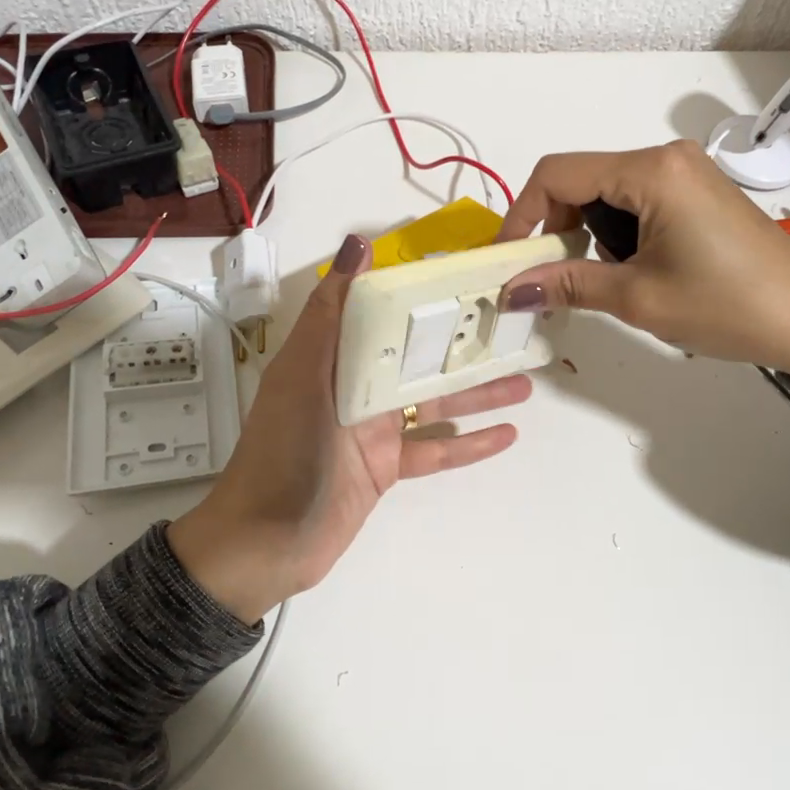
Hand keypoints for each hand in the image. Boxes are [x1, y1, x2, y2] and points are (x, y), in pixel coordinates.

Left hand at [168, 234, 532, 622]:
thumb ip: (332, 314)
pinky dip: (468, 443)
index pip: (383, 313)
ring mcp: (372, 429)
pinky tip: (506, 434)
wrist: (264, 544)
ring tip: (524, 380)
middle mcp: (354, 386)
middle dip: (463, 344)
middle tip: (515, 330)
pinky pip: (434, 449)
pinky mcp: (385, 467)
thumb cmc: (282, 453)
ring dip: (476, 391)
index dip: (422, 294)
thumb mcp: (303, 376)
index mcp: (331, 356)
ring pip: (434, 402)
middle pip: (418, 357)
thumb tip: (359, 245)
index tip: (468, 277)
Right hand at [496, 141, 789, 382]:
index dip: (522, 214)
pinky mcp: (698, 191)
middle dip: (555, 226)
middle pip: (582, 178)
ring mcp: (686, 171)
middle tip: (548, 277)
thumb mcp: (638, 298)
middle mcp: (666, 156)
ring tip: (599, 280)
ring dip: (587, 231)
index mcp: (651, 171)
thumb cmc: (726, 307)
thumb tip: (510, 290)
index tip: (506, 258)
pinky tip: (630, 268)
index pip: (558, 174)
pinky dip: (617, 230)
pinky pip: (637, 198)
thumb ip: (567, 284)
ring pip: (607, 190)